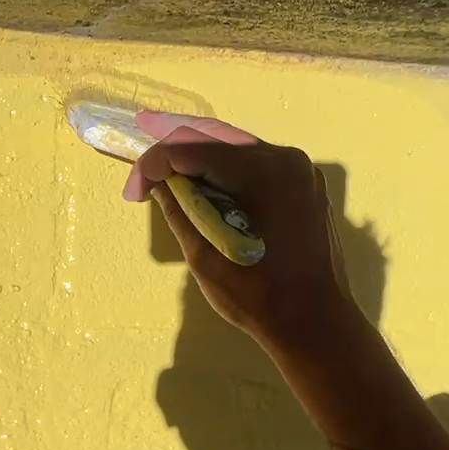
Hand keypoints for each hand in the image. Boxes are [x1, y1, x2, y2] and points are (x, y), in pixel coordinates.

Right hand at [123, 112, 360, 349]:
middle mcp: (283, 158)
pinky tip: (207, 180)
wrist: (315, 321)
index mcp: (260, 173)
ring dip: (202, 154)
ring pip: (238, 148)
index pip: (192, 150)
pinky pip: (257, 165)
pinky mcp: (304, 185)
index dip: (155, 164)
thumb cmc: (257, 297)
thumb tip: (161, 184)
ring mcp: (299, 170)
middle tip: (142, 128)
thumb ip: (180, 211)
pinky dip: (227, 169)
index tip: (134, 191)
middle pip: (217, 137)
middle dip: (176, 139)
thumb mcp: (205, 257)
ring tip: (169, 159)